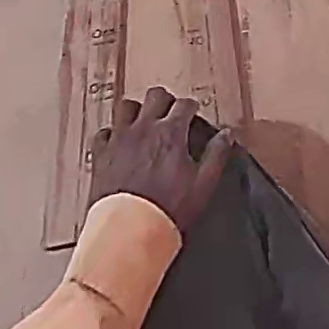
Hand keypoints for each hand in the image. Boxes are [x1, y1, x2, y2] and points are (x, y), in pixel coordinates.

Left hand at [89, 86, 233, 231]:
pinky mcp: (101, 153)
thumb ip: (216, 155)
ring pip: (126, 106)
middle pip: (155, 95)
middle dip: (165, 100)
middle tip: (169, 112)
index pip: (184, 104)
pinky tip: (118, 142)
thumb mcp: (202, 185)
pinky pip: (105, 132)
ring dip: (137, 110)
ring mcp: (120, 138)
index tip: (192, 112)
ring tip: (143, 121)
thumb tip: (227, 135)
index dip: (191, 106)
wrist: (129, 232)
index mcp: (170, 133)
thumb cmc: (167, 210)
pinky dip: (112, 134)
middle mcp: (144, 128)